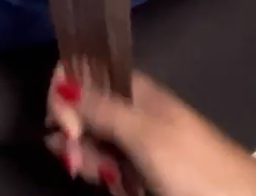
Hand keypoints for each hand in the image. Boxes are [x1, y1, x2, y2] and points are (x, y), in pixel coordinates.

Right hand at [46, 67, 255, 195]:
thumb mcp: (145, 136)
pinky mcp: (141, 170)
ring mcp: (135, 139)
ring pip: (90, 140)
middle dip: (71, 135)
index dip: (63, 95)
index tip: (68, 128)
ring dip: (86, 160)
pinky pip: (107, 165)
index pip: (79, 71)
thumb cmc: (196, 169)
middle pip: (79, 108)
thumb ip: (100, 108)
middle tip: (79, 165)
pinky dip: (103, 175)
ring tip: (105, 181)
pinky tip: (112, 186)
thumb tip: (59, 81)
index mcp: (131, 87)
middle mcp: (129, 107)